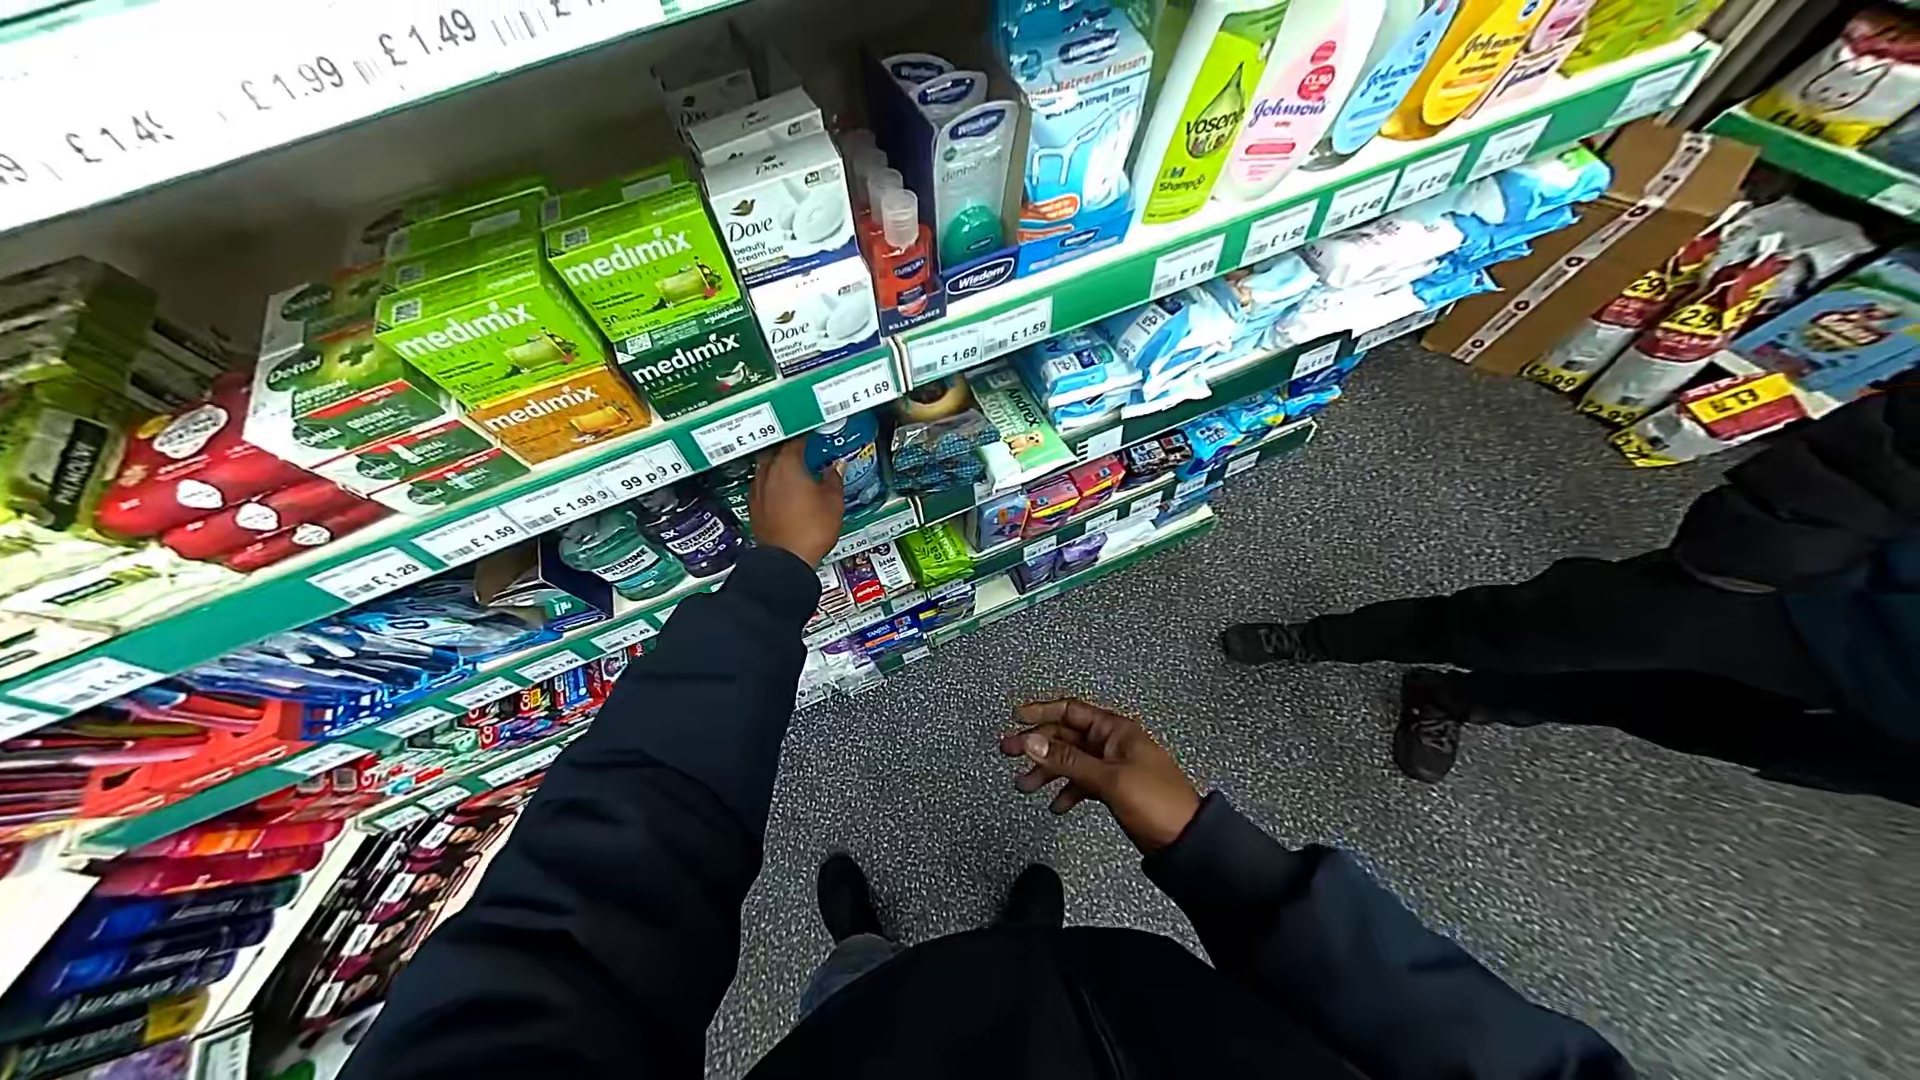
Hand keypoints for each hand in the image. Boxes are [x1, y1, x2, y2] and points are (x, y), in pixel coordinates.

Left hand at [750, 438, 843, 565]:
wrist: (787, 559)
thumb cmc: (811, 529)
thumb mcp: (833, 502)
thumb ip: (834, 479)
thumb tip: (837, 467)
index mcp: (788, 465)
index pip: (796, 441)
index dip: (807, 437)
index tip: (815, 437)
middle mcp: (768, 473)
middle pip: (776, 451)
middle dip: (790, 449)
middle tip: (805, 452)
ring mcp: (758, 490)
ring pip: (767, 468)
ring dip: (779, 466)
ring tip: (795, 471)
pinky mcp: (754, 506)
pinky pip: (763, 486)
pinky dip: (773, 484)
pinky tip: (785, 491)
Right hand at [999, 699, 1200, 852]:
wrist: (1186, 841)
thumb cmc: (1158, 802)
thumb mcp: (1108, 778)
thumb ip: (1067, 761)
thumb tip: (1032, 742)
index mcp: (1115, 730)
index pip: (1071, 710)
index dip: (1042, 711)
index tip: (1017, 718)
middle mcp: (1112, 743)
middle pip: (1066, 736)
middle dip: (1036, 744)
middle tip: (1009, 751)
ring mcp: (1112, 766)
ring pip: (1070, 760)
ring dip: (1047, 771)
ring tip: (1024, 785)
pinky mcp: (1113, 787)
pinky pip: (1081, 781)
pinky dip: (1067, 790)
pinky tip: (1057, 804)